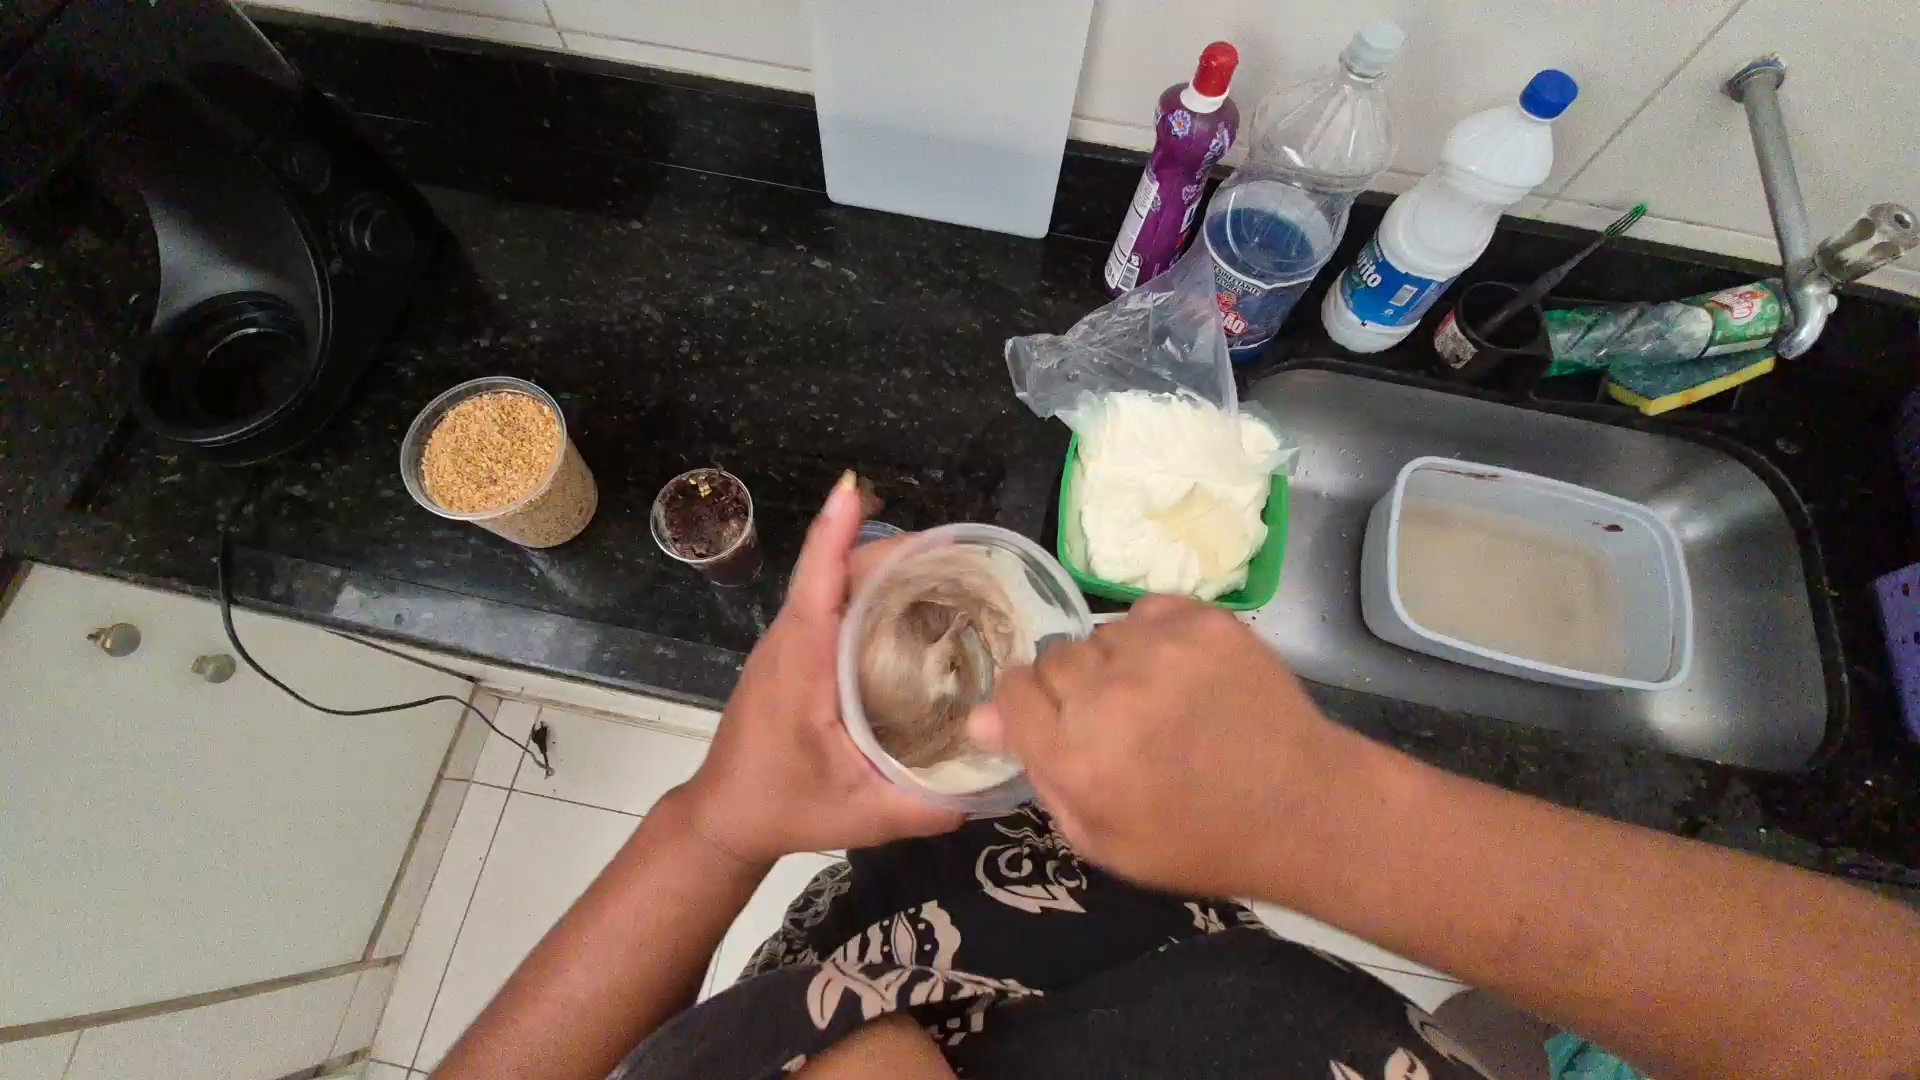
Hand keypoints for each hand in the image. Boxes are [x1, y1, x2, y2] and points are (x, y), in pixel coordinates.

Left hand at [678, 474, 962, 865]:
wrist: (723, 815)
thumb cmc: (782, 807)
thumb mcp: (860, 814)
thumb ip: (924, 805)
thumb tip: (988, 789)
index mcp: (801, 666)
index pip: (816, 585)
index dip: (833, 534)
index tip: (853, 490)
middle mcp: (791, 641)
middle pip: (835, 572)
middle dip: (889, 548)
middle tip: (955, 550)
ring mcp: (788, 642)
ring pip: (832, 582)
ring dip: (881, 564)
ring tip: (943, 566)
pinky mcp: (793, 650)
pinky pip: (830, 600)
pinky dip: (868, 586)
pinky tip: (908, 601)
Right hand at [970, 595, 1369, 900]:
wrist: (1304, 809)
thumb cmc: (1193, 838)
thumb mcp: (1100, 836)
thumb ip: (1035, 772)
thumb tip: (976, 715)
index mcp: (1077, 756)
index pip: (1011, 691)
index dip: (1027, 705)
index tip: (1054, 719)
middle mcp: (1109, 696)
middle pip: (1052, 658)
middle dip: (1072, 687)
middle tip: (1114, 718)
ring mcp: (1159, 651)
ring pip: (1100, 635)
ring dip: (1115, 663)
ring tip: (1157, 697)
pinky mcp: (1202, 622)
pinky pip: (1145, 611)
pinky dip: (1154, 636)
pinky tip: (1181, 670)